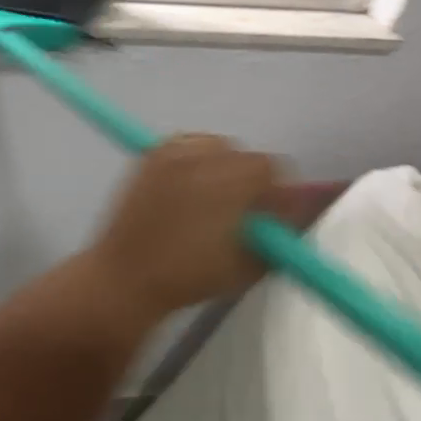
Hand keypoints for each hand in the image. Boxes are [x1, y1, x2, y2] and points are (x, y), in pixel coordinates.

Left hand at [82, 133, 285, 318]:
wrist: (125, 275)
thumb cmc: (189, 277)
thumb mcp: (248, 264)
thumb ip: (279, 232)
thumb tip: (294, 208)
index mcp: (228, 182)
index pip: (271, 167)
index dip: (276, 190)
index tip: (272, 214)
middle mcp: (200, 157)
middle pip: (243, 153)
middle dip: (249, 178)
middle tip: (242, 210)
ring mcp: (170, 152)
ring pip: (214, 145)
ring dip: (222, 165)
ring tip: (212, 199)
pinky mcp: (149, 154)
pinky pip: (184, 143)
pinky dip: (193, 158)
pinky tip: (188, 186)